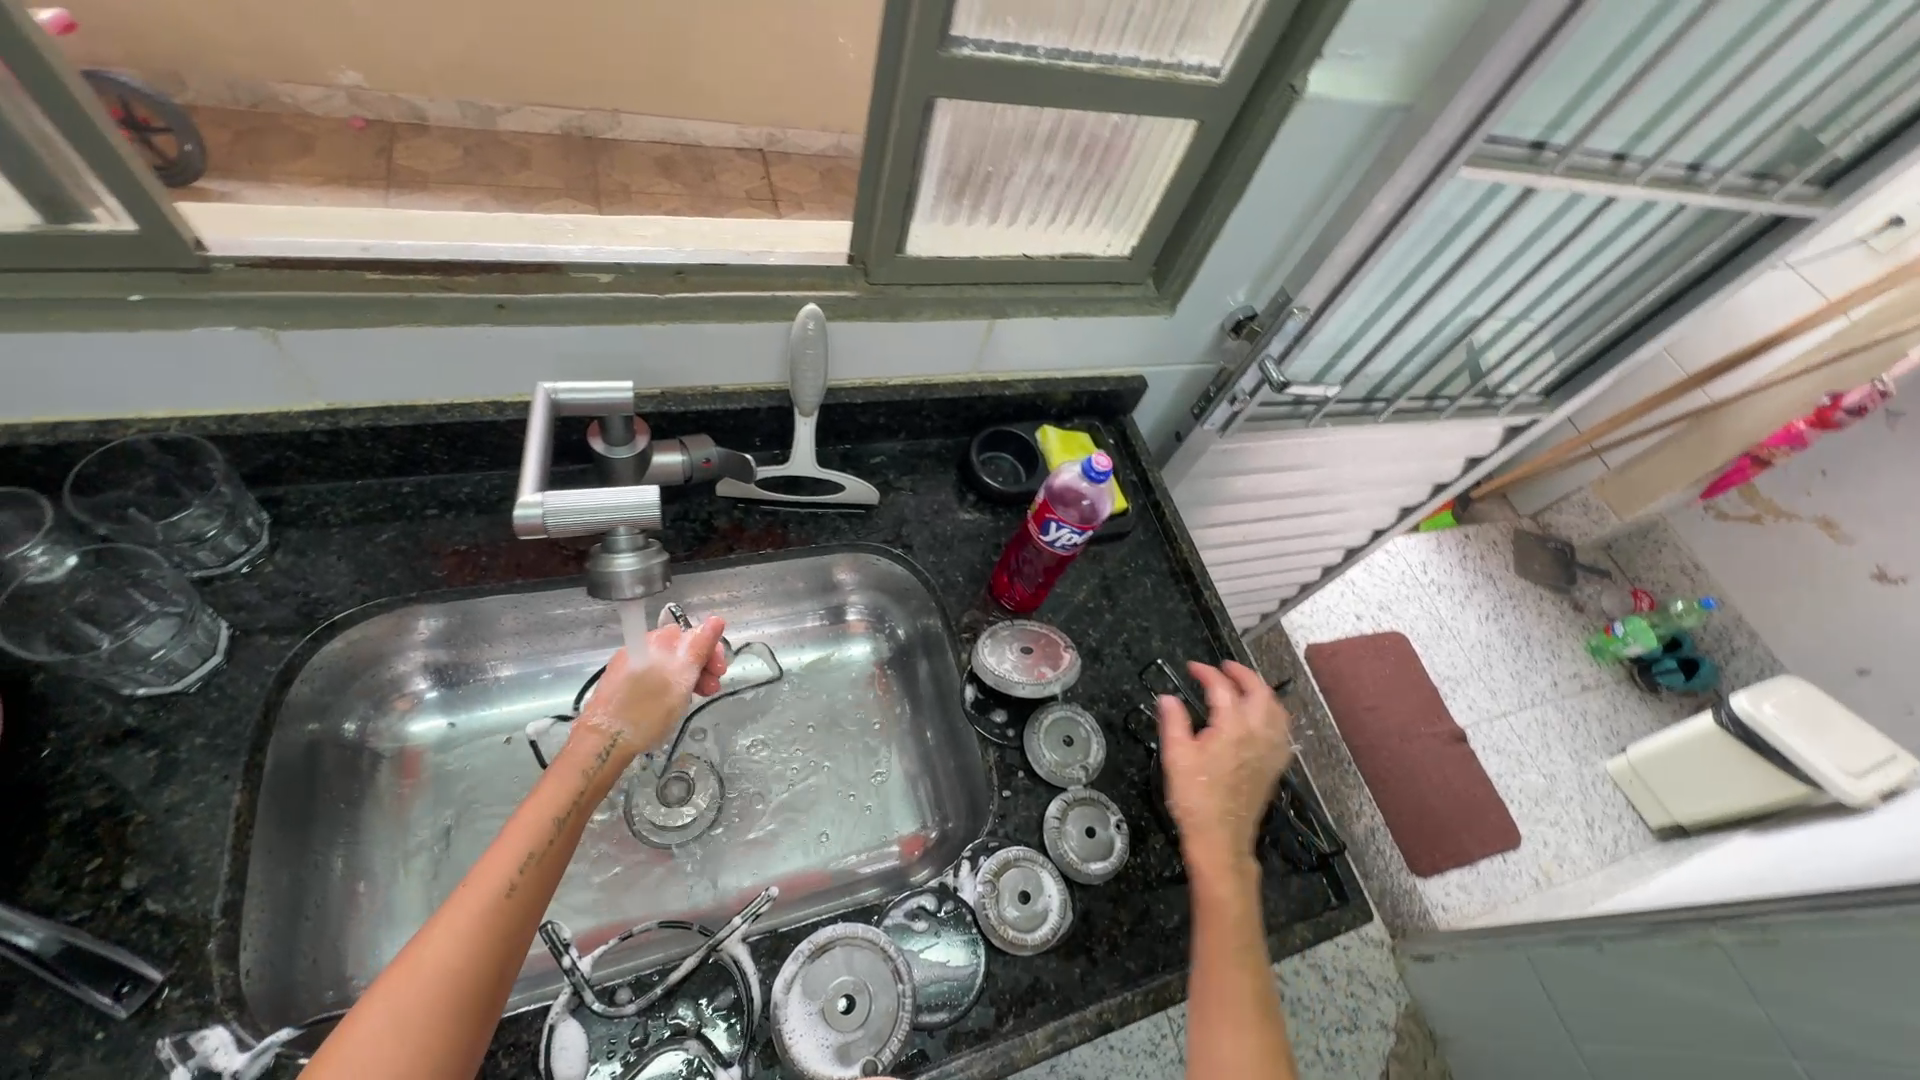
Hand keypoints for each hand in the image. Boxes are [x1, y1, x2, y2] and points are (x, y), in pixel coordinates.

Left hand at [574, 616, 728, 751]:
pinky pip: (654, 675)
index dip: (711, 651)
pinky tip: (673, 701)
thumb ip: (700, 647)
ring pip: (668, 663)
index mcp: (657, 640)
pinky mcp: (621, 681)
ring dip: (689, 676)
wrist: (604, 741)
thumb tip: (716, 619)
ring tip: (696, 698)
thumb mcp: (682, 678)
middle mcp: (641, 645)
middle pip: (681, 647)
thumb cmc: (648, 710)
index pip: (693, 634)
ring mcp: (629, 663)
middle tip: (711, 689)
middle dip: (702, 665)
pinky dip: (670, 684)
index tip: (720, 673)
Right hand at [1156, 660, 1293, 880]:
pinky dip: (1273, 714)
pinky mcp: (1276, 765)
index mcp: (1232, 727)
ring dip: (1262, 691)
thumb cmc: (1194, 797)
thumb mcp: (1175, 756)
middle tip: (1224, 668)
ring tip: (1245, 687)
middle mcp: (1258, 733)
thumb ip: (1173, 722)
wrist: (1221, 838)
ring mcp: (1272, 749)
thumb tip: (1167, 698)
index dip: (1206, 673)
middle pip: (1260, 691)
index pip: (1222, 687)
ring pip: (1277, 709)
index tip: (1192, 667)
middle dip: (1243, 674)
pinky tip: (1262, 719)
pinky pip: (1283, 730)